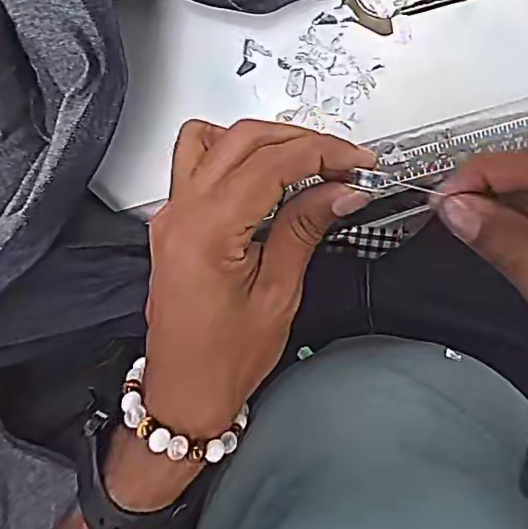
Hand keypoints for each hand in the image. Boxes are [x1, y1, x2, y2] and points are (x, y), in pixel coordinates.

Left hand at [142, 120, 374, 440]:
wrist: (184, 391)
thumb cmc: (222, 360)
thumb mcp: (278, 294)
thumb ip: (304, 228)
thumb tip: (338, 190)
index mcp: (206, 232)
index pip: (271, 163)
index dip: (322, 153)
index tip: (356, 162)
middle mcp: (180, 213)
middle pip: (244, 139)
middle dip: (302, 140)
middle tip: (343, 161)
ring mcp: (171, 212)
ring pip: (216, 137)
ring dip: (265, 138)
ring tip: (305, 159)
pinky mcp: (173, 218)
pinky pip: (196, 158)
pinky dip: (232, 150)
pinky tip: (261, 171)